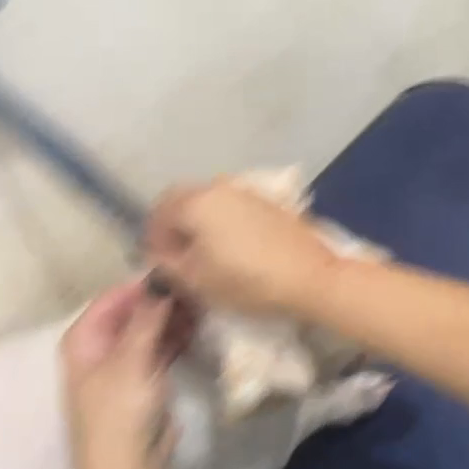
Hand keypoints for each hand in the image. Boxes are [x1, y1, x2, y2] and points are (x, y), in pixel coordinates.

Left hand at [60, 280, 194, 468]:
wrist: (128, 465)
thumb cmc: (120, 412)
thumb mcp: (131, 361)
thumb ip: (147, 320)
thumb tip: (161, 281)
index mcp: (84, 340)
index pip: (113, 298)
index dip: (143, 285)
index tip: (181, 273)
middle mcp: (101, 348)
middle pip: (133, 313)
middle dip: (163, 302)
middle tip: (200, 290)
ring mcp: (125, 365)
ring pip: (150, 331)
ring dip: (174, 320)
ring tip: (206, 307)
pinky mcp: (147, 380)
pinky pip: (163, 349)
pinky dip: (178, 339)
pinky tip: (200, 330)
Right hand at [146, 181, 341, 313]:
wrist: (312, 277)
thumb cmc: (248, 280)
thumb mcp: (196, 280)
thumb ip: (167, 264)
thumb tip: (161, 254)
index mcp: (196, 201)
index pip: (159, 212)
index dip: (156, 240)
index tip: (164, 265)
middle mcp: (221, 187)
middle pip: (187, 202)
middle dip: (179, 228)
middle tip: (184, 259)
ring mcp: (251, 193)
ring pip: (215, 204)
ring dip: (206, 225)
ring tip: (213, 256)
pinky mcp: (274, 205)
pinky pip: (240, 210)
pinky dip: (231, 225)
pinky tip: (241, 250)